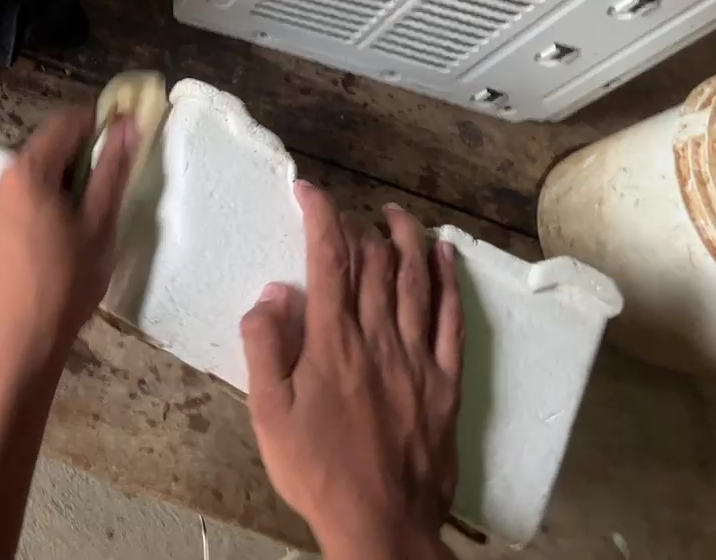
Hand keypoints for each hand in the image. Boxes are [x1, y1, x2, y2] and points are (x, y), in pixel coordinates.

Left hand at [0, 107, 136, 366]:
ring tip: (103, 201)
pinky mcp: (1, 217)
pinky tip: (78, 219)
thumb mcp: (100, 223)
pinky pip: (34, 187)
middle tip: (122, 172)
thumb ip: (112, 170)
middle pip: (54, 142)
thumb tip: (127, 126)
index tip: (131, 131)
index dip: (102, 120)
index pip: (68, 121)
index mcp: (29, 169)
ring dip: (75, 172)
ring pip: (45, 166)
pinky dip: (58, 189)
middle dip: (89, 149)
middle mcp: (7, 174)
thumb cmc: (67, 281)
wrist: (23, 337)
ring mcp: (1, 197)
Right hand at [240, 184, 463, 559]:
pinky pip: (451, 321)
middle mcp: (377, 338)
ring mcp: (416, 359)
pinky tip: (446, 256)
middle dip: (357, 224)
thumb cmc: (315, 467)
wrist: (381, 527)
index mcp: (331, 342)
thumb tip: (273, 292)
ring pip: (413, 282)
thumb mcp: (267, 411)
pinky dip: (449, 282)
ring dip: (404, 239)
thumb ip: (264, 345)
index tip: (309, 190)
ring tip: (395, 212)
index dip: (320, 217)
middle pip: (372, 263)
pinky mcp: (445, 383)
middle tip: (346, 208)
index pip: (327, 261)